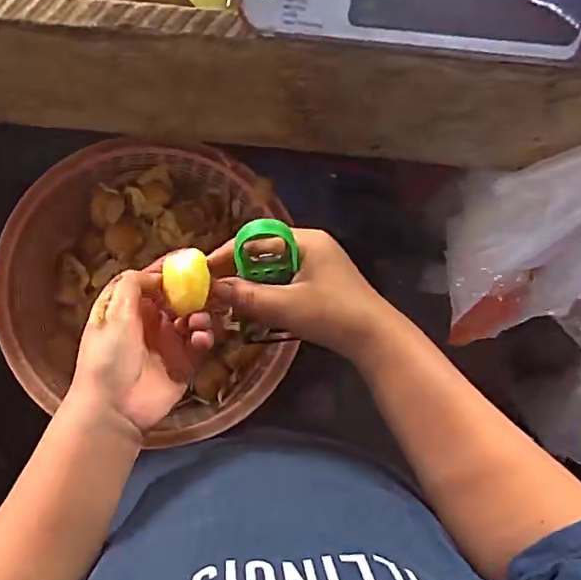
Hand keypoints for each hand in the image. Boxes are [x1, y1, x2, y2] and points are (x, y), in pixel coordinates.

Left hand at [68, 270, 214, 434]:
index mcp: (128, 308)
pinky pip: (200, 344)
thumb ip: (133, 285)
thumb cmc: (106, 358)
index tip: (191, 259)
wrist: (112, 408)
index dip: (169, 270)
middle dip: (193, 291)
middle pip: (178, 298)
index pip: (152, 281)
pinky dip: (205, 337)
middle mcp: (149, 322)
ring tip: (198, 320)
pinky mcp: (183, 365)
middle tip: (208, 288)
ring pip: (193, 319)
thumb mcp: (113, 313)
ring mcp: (167, 344)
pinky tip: (201, 338)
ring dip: (200, 314)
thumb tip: (156, 275)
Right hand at [207, 228, 400, 360]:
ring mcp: (316, 265)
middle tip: (212, 291)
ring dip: (250, 286)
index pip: (254, 239)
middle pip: (262, 253)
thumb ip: (247, 296)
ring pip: (271, 270)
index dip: (226, 255)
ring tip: (227, 304)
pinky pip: (283, 283)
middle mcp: (309, 246)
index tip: (203, 272)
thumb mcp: (286, 306)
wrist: (377, 340)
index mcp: (304, 240)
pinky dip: (266, 295)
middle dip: (236, 272)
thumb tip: (212, 289)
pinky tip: (252, 311)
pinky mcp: (319, 285)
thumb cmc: (332, 315)